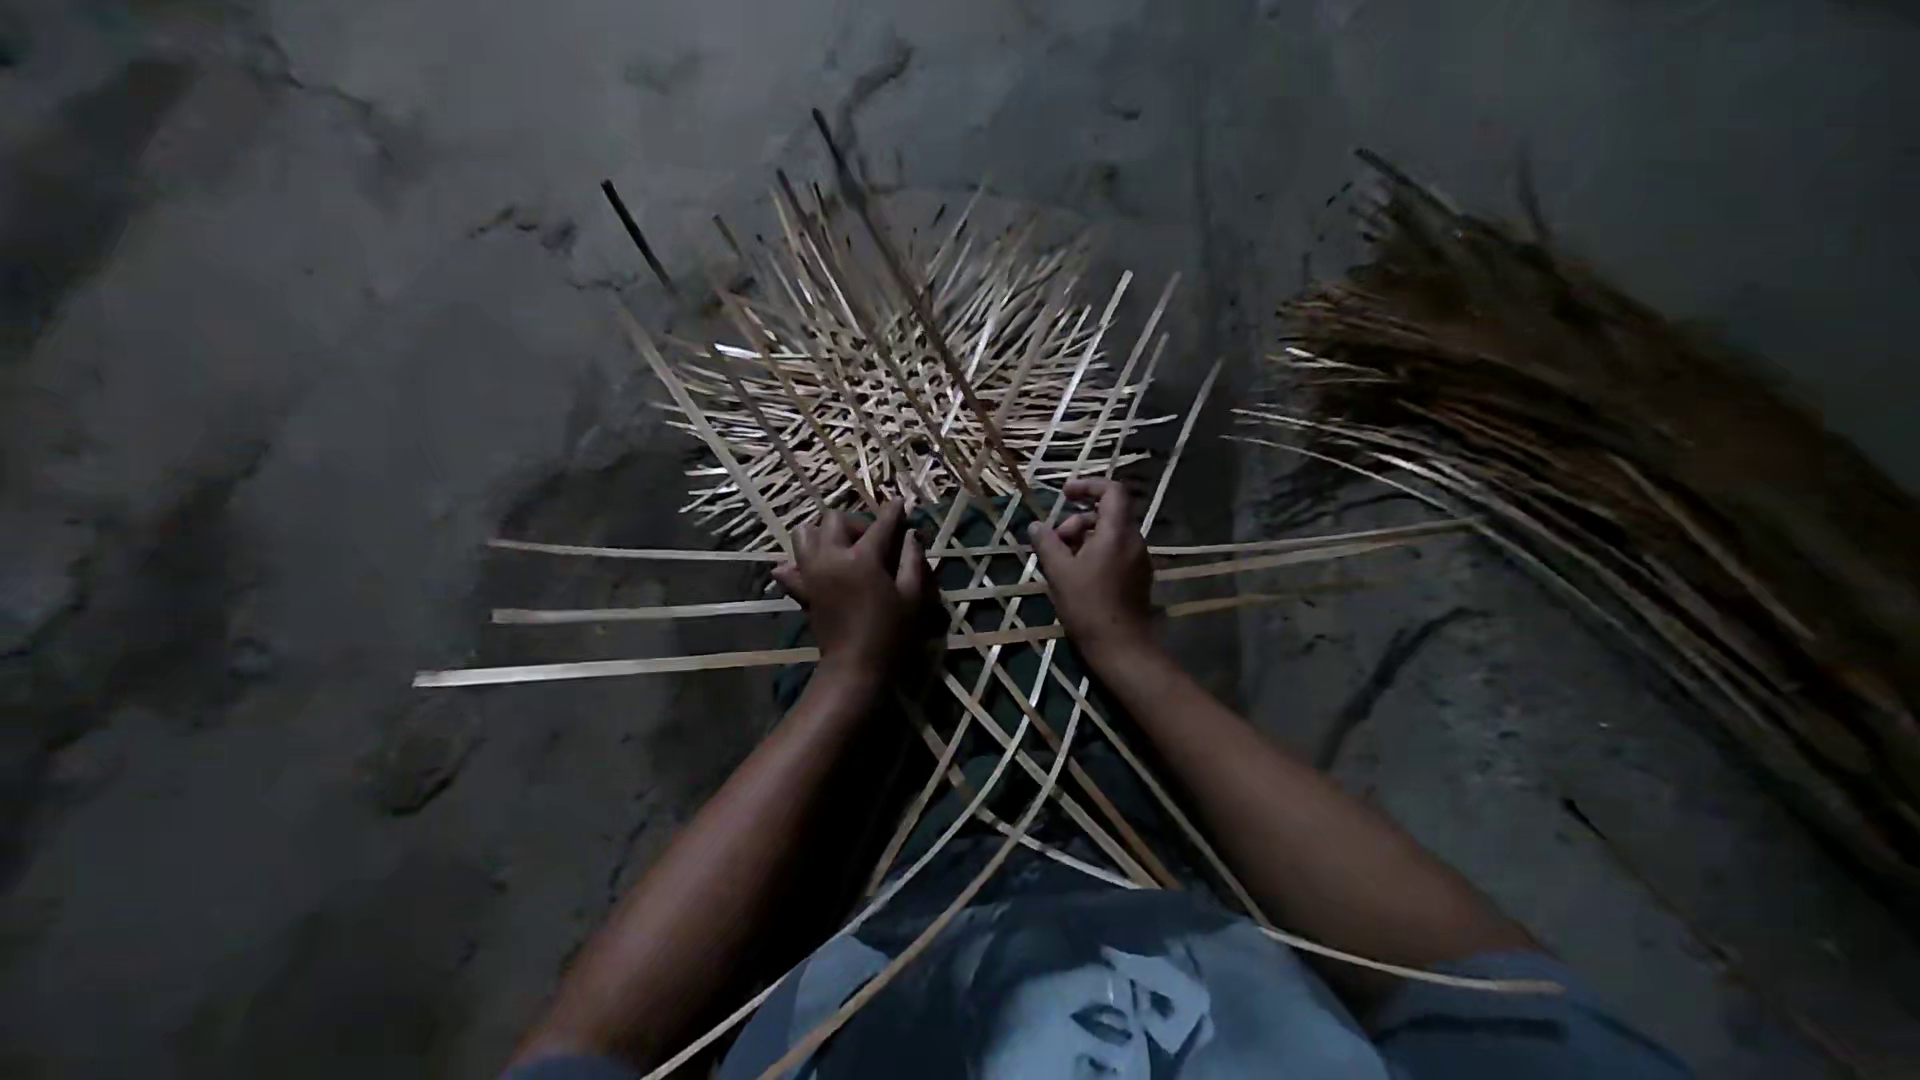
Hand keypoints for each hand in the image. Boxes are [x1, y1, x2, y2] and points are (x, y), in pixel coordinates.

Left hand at [772, 502, 927, 682]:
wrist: (855, 666)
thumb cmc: (890, 632)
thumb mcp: (912, 596)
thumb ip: (912, 561)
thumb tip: (911, 536)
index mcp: (863, 558)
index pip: (880, 525)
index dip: (893, 512)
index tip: (899, 503)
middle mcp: (832, 558)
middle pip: (834, 520)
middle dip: (854, 523)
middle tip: (870, 540)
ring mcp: (812, 573)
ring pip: (804, 535)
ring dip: (822, 534)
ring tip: (841, 548)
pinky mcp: (802, 590)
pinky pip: (789, 568)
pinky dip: (798, 563)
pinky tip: (815, 569)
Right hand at [1027, 478, 1154, 661]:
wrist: (1120, 646)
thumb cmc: (1087, 605)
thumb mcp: (1059, 571)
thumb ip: (1047, 543)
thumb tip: (1036, 525)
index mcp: (1117, 533)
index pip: (1112, 491)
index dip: (1088, 485)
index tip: (1064, 494)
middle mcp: (1134, 540)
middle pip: (1107, 513)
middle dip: (1077, 521)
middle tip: (1055, 542)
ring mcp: (1138, 559)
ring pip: (1109, 534)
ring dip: (1083, 539)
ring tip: (1062, 562)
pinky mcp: (1137, 576)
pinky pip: (1115, 552)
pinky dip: (1095, 553)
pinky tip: (1077, 576)